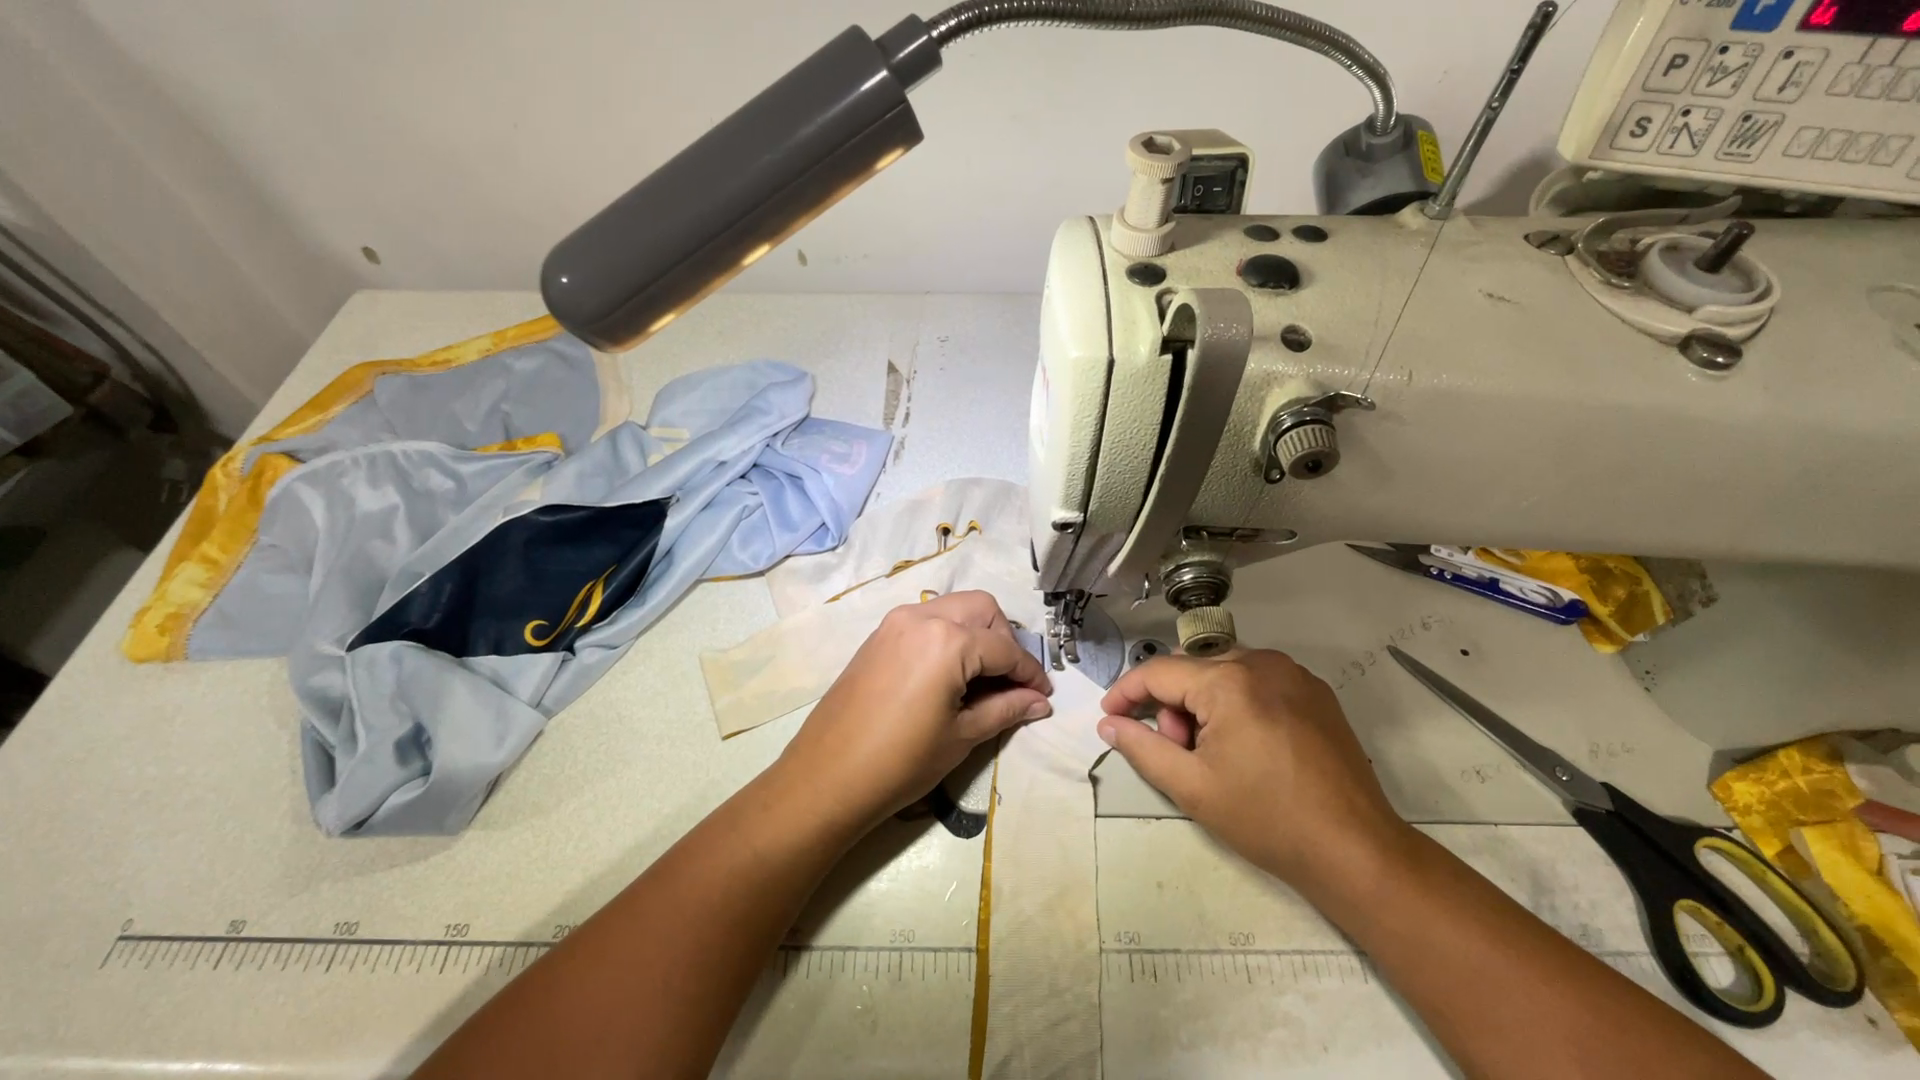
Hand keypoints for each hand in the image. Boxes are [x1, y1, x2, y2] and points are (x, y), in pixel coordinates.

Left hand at [776, 591, 1052, 830]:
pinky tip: (950, 677)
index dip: (1030, 673)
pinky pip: (926, 621)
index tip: (1044, 696)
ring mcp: (895, 623)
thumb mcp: (962, 736)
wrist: (827, 777)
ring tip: (983, 681)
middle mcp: (922, 617)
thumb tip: (1039, 701)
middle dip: (1004, 639)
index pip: (1005, 648)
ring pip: (953, 609)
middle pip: (982, 609)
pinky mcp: (878, 636)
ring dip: (976, 634)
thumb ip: (1005, 709)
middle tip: (1011, 682)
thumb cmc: (901, 762)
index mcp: (948, 640)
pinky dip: (947, 637)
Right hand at [1096, 649, 1411, 891]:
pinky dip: (1237, 704)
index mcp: (1229, 681)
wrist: (1352, 847)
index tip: (1108, 717)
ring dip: (1204, 705)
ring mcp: (1295, 675)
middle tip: (1179, 754)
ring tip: (1214, 756)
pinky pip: (1258, 682)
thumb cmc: (1265, 818)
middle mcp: (1262, 663)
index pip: (1159, 672)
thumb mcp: (1191, 786)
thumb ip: (1142, 748)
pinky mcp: (1317, 693)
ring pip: (1225, 673)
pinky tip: (1247, 748)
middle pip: (1193, 670)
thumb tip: (1109, 724)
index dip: (1125, 692)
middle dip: (1172, 706)